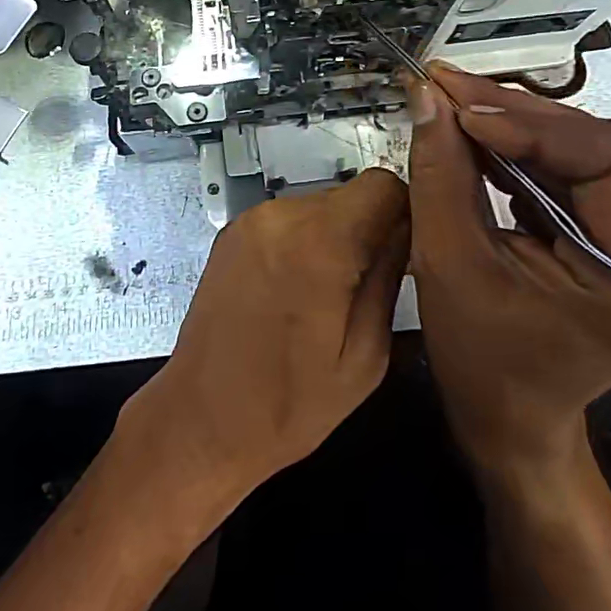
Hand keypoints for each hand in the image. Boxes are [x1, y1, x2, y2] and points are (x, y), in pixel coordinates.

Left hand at [119, 169, 410, 494]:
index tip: (409, 249)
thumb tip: (410, 230)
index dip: (405, 212)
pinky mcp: (233, 233)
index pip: (384, 186)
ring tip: (331, 295)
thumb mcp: (365, 355)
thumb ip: (390, 278)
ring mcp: (251, 222)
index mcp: (319, 244)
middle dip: (371, 229)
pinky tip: (300, 290)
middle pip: (353, 194)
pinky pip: (293, 220)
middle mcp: (281, 218)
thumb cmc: (289, 404)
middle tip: (371, 284)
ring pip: (324, 205)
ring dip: (339, 237)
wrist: (200, 423)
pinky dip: (308, 243)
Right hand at [405, 65, 610, 468]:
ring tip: (461, 110)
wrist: (516, 418)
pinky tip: (487, 140)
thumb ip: (441, 174)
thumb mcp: (449, 265)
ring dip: (527, 128)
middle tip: (451, 92)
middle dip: (526, 118)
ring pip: (599, 150)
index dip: (537, 125)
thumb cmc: (481, 361)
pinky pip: (590, 173)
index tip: (460, 105)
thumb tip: (428, 97)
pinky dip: (536, 152)